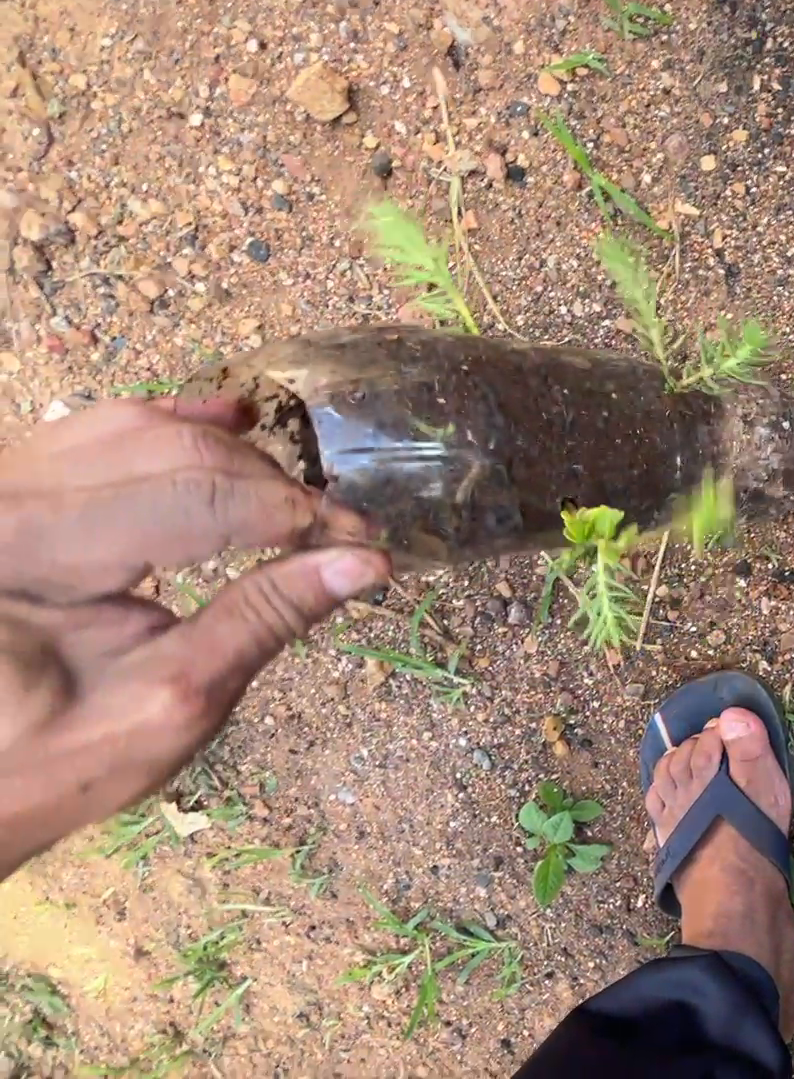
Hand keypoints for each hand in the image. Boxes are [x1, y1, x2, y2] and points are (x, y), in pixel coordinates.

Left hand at [0, 399, 388, 877]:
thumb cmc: (48, 761)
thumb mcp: (173, 701)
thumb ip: (267, 617)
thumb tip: (369, 563)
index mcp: (24, 556)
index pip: (196, 499)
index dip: (298, 514)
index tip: (369, 544)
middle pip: (172, 451)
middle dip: (276, 488)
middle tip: (342, 534)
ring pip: (137, 429)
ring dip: (238, 459)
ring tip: (298, 505)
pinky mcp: (1, 491)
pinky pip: (92, 429)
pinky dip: (174, 422)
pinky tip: (231, 419)